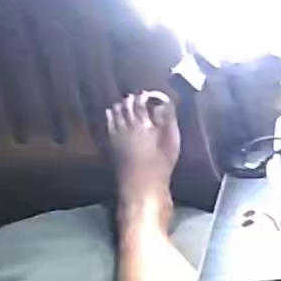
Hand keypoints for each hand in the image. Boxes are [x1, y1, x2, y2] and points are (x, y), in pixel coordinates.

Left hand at [104, 91, 180, 206]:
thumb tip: (165, 102)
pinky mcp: (111, 144)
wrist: (141, 185)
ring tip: (125, 103)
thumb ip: (168, 120)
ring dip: (120, 106)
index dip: (145, 96)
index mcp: (141, 123)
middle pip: (126, 106)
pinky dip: (110, 116)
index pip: (141, 103)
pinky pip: (109, 124)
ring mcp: (116, 134)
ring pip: (115, 113)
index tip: (149, 94)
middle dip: (132, 100)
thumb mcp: (171, 142)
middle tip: (137, 97)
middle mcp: (126, 125)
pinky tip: (111, 115)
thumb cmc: (160, 165)